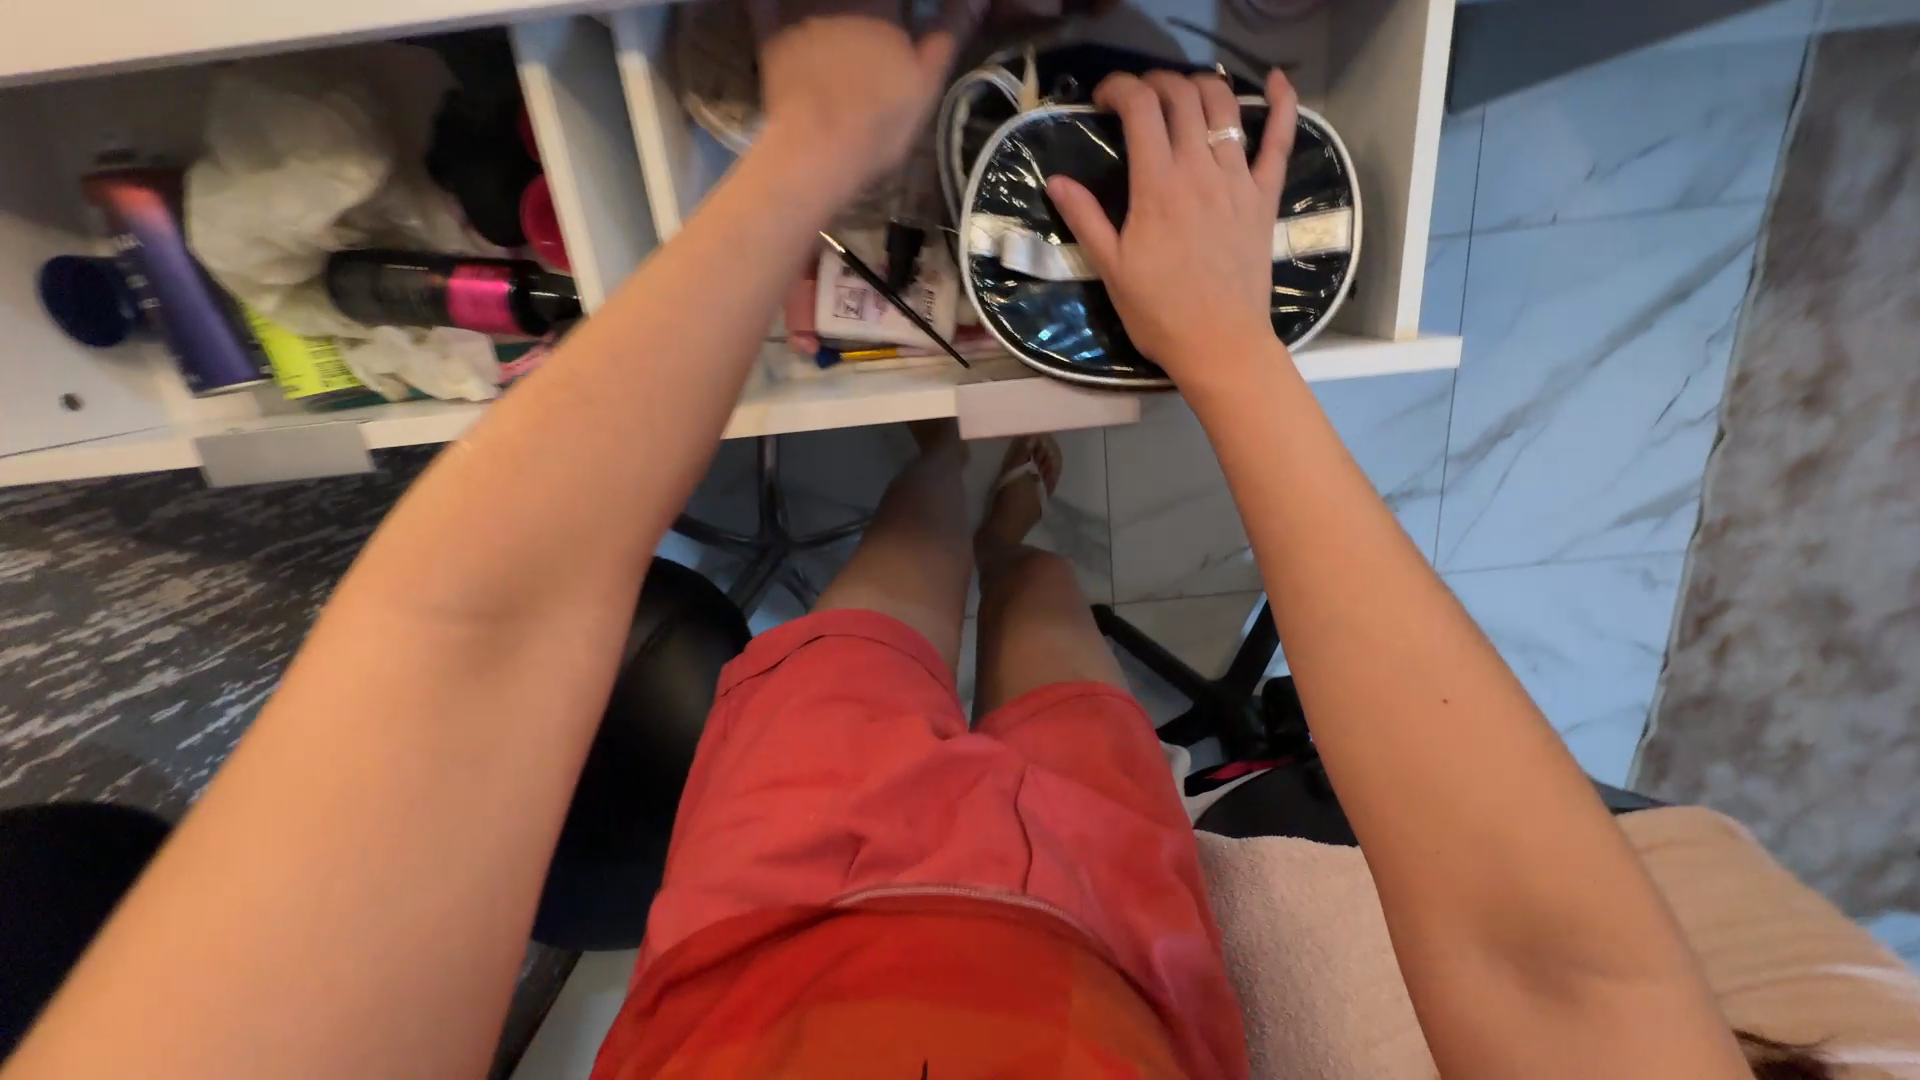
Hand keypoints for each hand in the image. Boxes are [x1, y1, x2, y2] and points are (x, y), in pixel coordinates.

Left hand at [751, 0, 974, 183]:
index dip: (897, 9)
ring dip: (825, 5)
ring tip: (834, 18)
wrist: (818, 150)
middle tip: (869, 18)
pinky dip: (769, 2)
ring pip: (816, 0)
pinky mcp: (768, 28)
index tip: (903, 17)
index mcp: (881, 1)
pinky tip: (785, 10)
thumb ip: (949, 33)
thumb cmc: (879, 121)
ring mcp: (799, 7)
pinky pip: (763, 0)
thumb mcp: (926, 83)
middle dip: (860, 6)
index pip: (894, 0)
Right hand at [1046, 69, 1298, 386]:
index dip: (1120, 88)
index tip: (1103, 99)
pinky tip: (1280, 81)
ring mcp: (1237, 180)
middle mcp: (1200, 170)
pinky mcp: (1264, 197)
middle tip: (1139, 99)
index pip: (1140, 109)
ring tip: (1183, 94)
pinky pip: (1279, 141)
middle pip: (1183, 97)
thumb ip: (1086, 219)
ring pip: (1225, 107)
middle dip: (1157, 82)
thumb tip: (1056, 182)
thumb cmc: (1158, 314)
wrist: (1218, 343)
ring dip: (1202, 86)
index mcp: (1157, 187)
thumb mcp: (1111, 270)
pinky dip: (1283, 105)